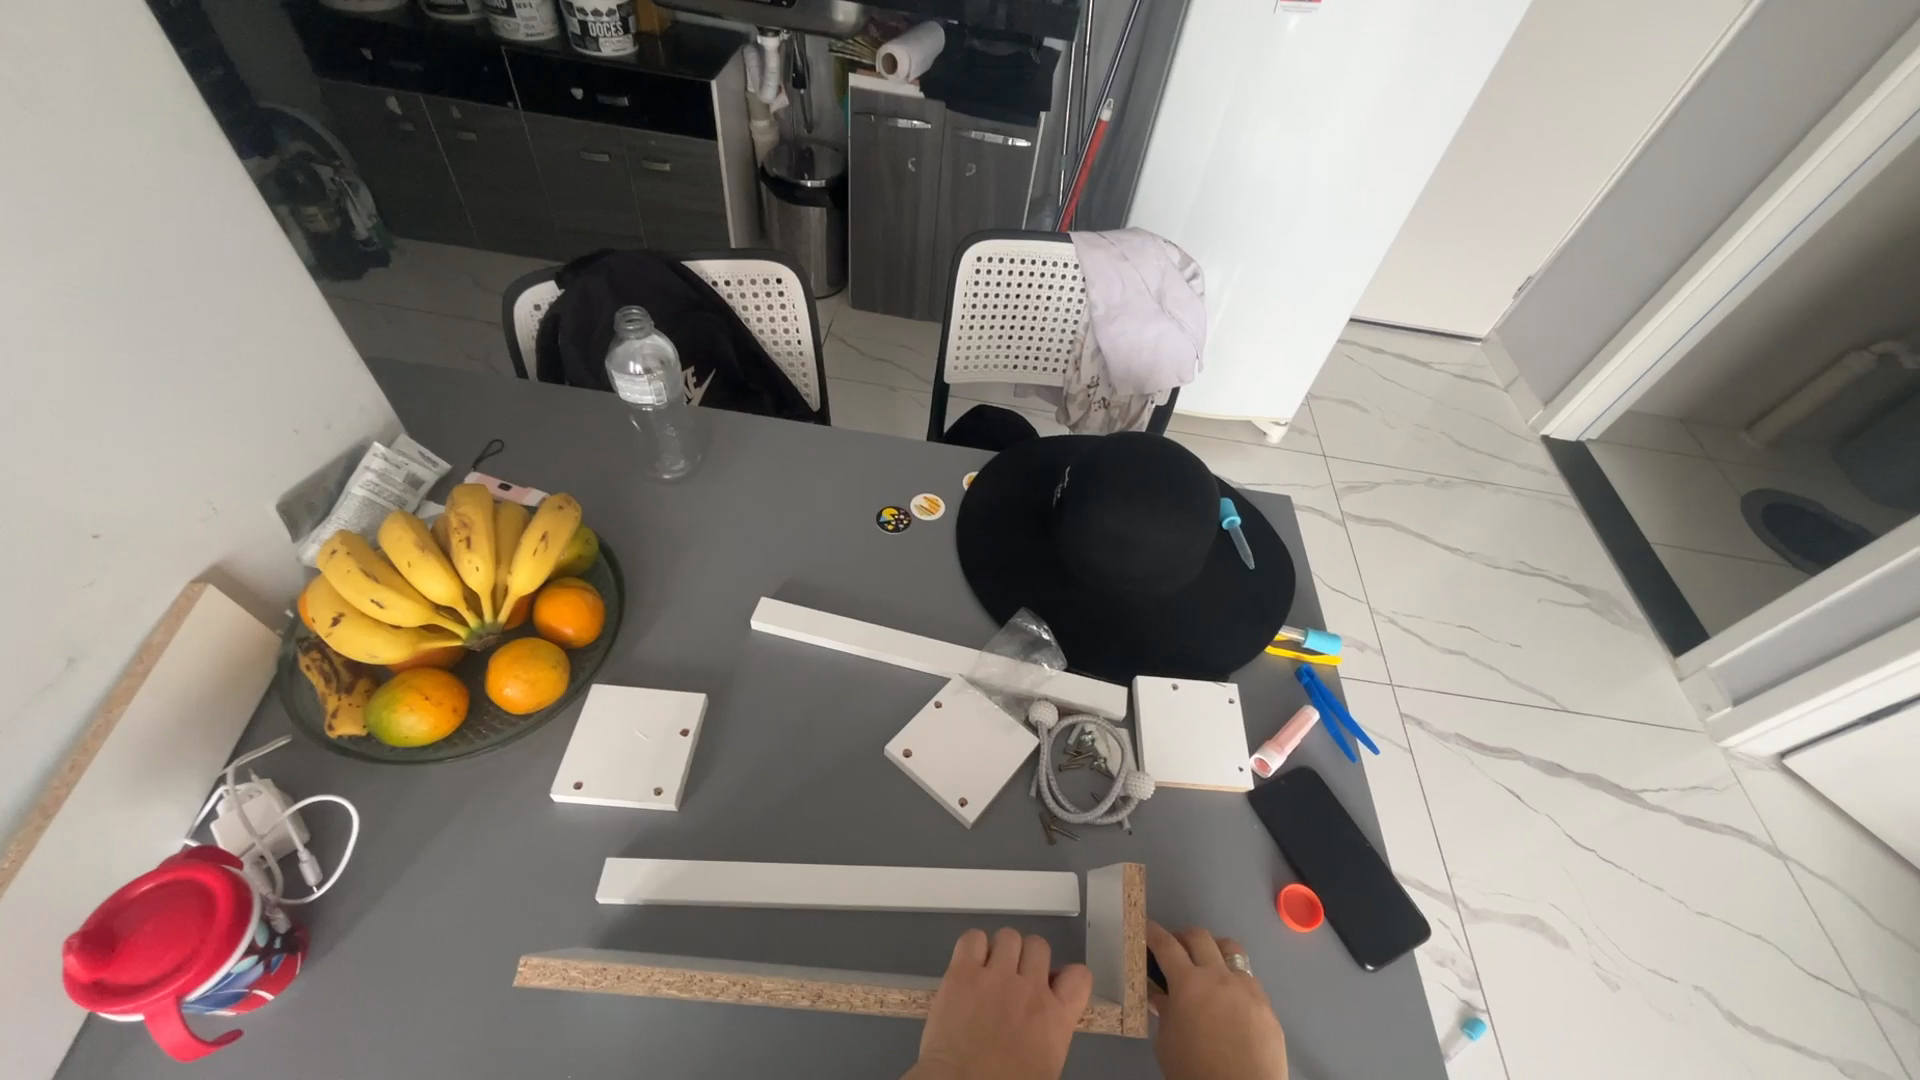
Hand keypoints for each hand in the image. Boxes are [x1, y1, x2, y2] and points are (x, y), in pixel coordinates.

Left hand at [902, 927, 1093, 1079]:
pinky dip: (973, 946)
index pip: (1079, 975)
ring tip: (990, 970)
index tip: (1052, 984)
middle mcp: (1030, 988)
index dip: (1066, 976)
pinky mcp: (962, 971)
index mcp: (1055, 1017)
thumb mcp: (1045, 1064)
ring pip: (1009, 936)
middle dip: (1028, 959)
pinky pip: (973, 937)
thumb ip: (1051, 1028)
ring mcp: (995, 976)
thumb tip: (1048, 1007)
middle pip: (1039, 945)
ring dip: (1001, 950)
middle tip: (1013, 978)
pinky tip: (969, 965)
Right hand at [1147, 921, 1287, 1079]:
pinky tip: (1231, 1000)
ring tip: (1207, 966)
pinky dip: (1235, 980)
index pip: (1166, 945)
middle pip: (1200, 937)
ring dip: (1214, 951)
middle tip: (1175, 948)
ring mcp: (1247, 989)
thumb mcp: (1167, 1045)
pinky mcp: (1267, 1007)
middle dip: (1183, 936)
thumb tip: (1162, 998)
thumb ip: (1165, 1014)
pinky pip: (1249, 980)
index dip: (1153, 932)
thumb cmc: (1196, 1073)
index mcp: (1188, 983)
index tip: (1146, 927)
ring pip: (1231, 950)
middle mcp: (1219, 976)